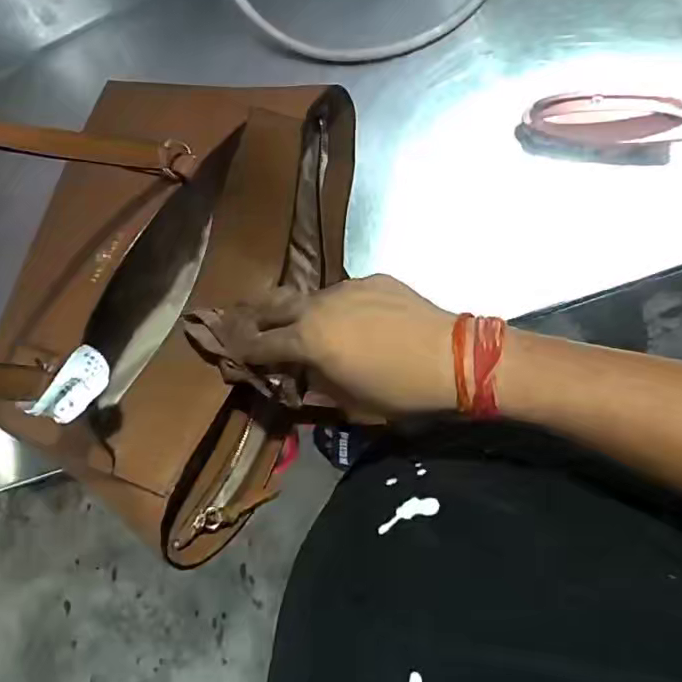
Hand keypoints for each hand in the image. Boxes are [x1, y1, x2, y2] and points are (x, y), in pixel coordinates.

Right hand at [230, 274, 458, 418]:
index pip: (261, 344)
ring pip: (311, 297)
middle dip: (253, 316)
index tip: (230, 351)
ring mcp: (345, 287)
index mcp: (308, 339)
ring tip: (301, 321)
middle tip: (241, 321)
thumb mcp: (349, 402)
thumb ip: (315, 383)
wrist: (452, 356)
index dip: (242, 350)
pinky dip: (340, 307)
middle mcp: (318, 306)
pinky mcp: (371, 279)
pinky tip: (357, 320)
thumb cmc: (398, 391)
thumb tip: (299, 374)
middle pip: (273, 306)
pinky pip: (345, 293)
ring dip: (300, 311)